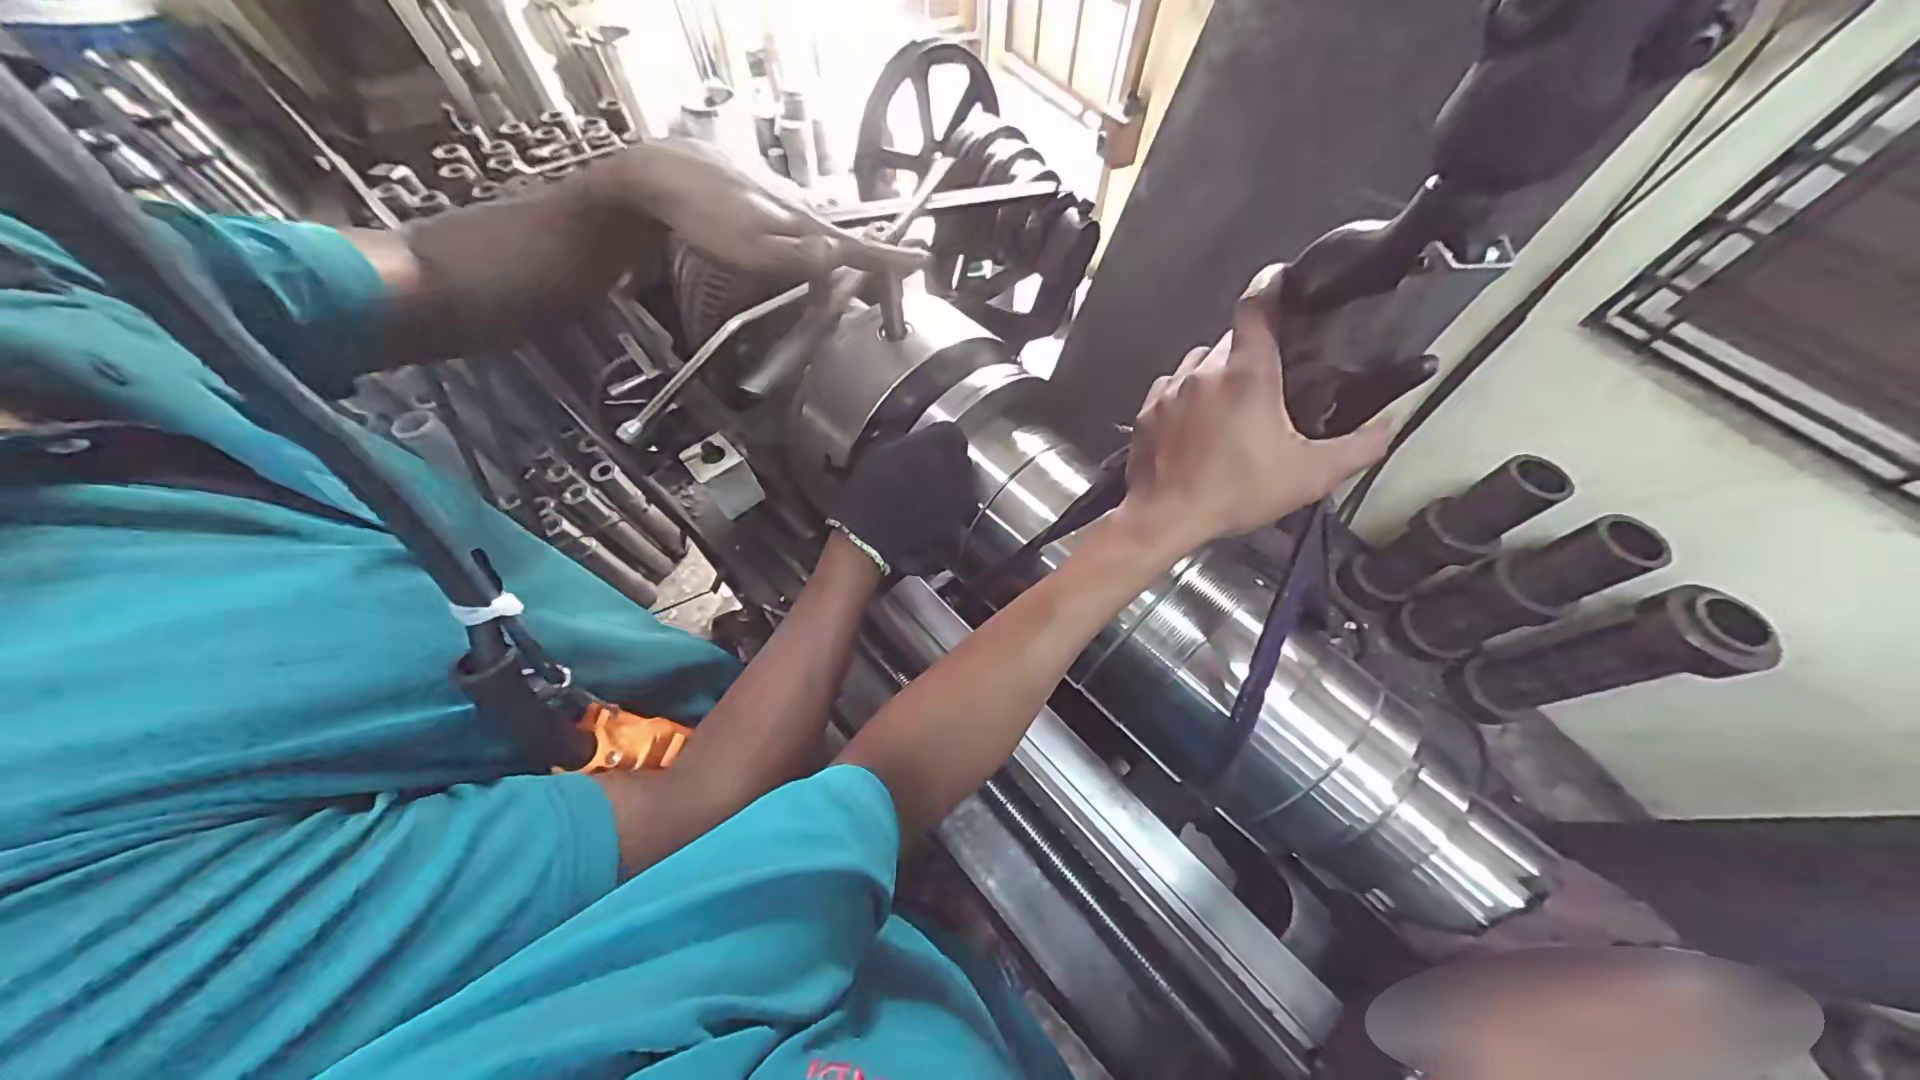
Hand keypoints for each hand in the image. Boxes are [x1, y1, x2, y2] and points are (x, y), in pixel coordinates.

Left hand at [608, 139, 925, 278]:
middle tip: (889, 282)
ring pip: (825, 240)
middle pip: (847, 246)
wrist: (666, 174)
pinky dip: (814, 252)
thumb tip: (838, 259)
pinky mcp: (767, 207)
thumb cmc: (708, 215)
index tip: (923, 262)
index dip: (892, 259)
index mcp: (806, 228)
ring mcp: (785, 209)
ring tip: (846, 283)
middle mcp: (802, 215)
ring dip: (841, 261)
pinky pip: (803, 234)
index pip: (860, 248)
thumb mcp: (754, 247)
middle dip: (872, 265)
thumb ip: (798, 257)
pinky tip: (806, 259)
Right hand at [828, 422, 978, 576]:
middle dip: (943, 465)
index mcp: (945, 441)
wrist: (869, 537)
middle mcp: (963, 467)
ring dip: (947, 491)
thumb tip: (911, 423)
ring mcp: (965, 499)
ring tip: (920, 500)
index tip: (919, 450)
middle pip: (959, 461)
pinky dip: (945, 518)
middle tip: (918, 475)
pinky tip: (924, 521)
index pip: (950, 434)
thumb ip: (903, 432)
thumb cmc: (868, 486)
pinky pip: (956, 516)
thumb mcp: (879, 446)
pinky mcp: (961, 526)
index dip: (933, 441)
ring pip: (962, 489)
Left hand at [1118, 276, 1392, 550]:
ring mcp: (1170, 390)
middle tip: (1268, 380)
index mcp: (1246, 374)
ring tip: (1231, 408)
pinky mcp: (1147, 412)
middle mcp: (1204, 372)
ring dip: (1217, 375)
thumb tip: (1388, 423)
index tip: (1281, 281)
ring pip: (1199, 363)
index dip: (1270, 287)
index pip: (1256, 307)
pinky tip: (1196, 424)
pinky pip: (1171, 388)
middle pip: (1231, 341)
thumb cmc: (1235, 493)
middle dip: (1252, 352)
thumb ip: (1360, 445)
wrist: (1164, 517)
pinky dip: (1186, 397)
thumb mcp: (1310, 475)